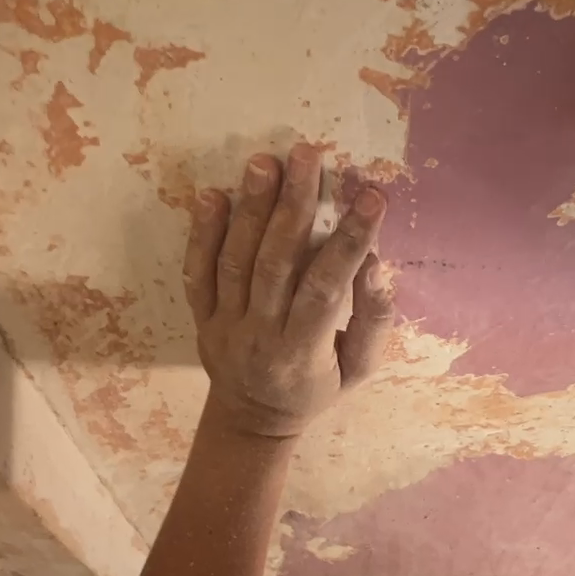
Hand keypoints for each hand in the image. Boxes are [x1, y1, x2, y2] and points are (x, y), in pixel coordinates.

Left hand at [183, 143, 391, 438]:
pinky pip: (196, 274)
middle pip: (275, 264)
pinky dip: (202, 234)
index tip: (374, 195)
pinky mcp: (200, 318)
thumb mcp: (359, 370)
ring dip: (249, 209)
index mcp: (303, 352)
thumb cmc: (316, 390)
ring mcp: (224, 326)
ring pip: (235, 262)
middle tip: (307, 154)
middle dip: (293, 206)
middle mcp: (260, 336)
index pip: (327, 288)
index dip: (350, 240)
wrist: (253, 421)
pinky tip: (211, 195)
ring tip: (263, 162)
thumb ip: (373, 320)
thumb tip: (378, 265)